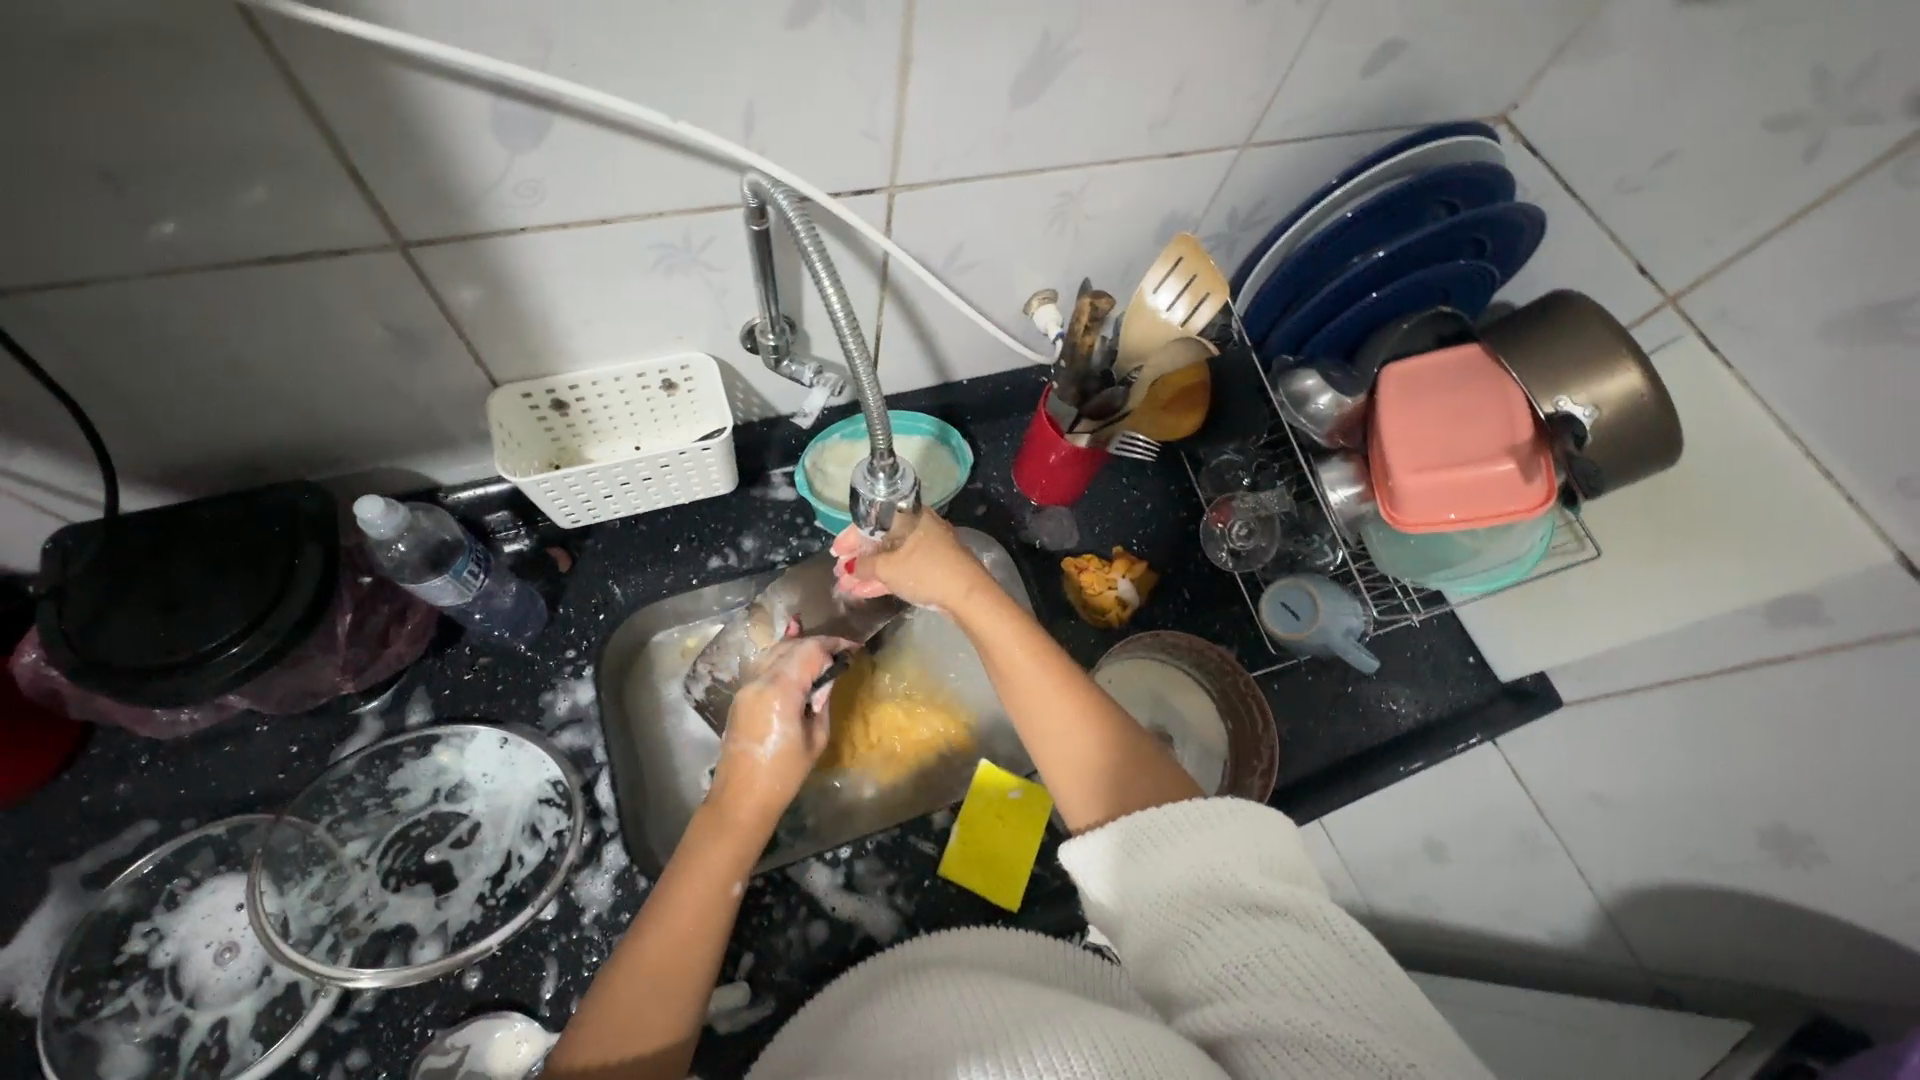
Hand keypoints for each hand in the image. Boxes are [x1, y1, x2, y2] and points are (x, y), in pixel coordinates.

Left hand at [707, 636, 847, 830]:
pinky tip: (794, 651)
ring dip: (799, 647)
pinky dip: (782, 657)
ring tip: (822, 652)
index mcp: (781, 691)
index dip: (834, 645)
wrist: (742, 798)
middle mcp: (760, 681)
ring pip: (774, 652)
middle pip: (792, 647)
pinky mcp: (741, 696)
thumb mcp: (816, 737)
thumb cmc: (784, 774)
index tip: (854, 648)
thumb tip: (826, 680)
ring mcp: (746, 687)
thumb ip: (821, 701)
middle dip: (818, 644)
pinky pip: (764, 666)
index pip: (810, 651)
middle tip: (842, 652)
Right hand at [830, 509, 993, 608]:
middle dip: (858, 558)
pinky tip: (862, 592)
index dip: (851, 537)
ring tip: (845, 586)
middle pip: (881, 540)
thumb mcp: (888, 568)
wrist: (967, 593)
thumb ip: (864, 566)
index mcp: (909, 516)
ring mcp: (927, 549)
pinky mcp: (933, 569)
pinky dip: (883, 580)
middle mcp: (919, 527)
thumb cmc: (925, 571)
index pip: (873, 521)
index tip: (836, 552)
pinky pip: (902, 570)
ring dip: (868, 572)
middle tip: (839, 572)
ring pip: (891, 558)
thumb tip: (850, 566)